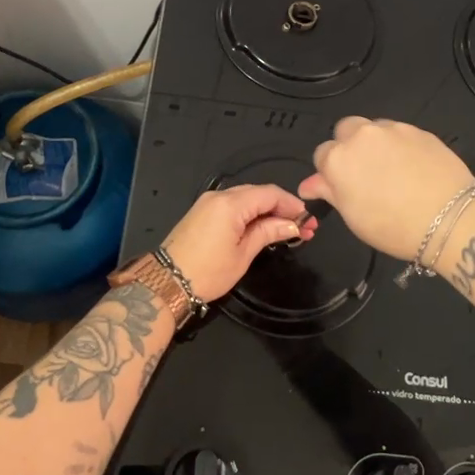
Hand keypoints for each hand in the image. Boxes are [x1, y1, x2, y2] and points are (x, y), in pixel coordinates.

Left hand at [159, 184, 314, 299]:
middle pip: (258, 193)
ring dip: (266, 211)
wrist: (166, 281)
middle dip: (281, 208)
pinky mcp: (201, 211)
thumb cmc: (207, 271)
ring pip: (245, 198)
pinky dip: (249, 213)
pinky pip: (232, 205)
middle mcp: (218, 196)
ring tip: (286, 229)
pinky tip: (262, 227)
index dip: (292, 205)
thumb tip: (293, 225)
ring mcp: (207, 202)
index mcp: (230, 204)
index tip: (308, 221)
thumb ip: (268, 233)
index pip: (269, 194)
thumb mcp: (243, 254)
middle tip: (302, 227)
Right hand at [299, 117, 474, 262]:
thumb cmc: (393, 226)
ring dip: (375, 143)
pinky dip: (400, 146)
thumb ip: (329, 192)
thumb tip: (309, 185)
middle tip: (364, 173)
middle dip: (349, 146)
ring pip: (374, 128)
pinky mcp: (419, 130)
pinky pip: (400, 133)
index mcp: (338, 158)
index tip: (342, 186)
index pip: (322, 154)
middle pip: (345, 130)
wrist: (450, 219)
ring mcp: (393, 129)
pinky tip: (413, 168)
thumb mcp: (353, 216)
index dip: (329, 171)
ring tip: (392, 170)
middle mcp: (362, 136)